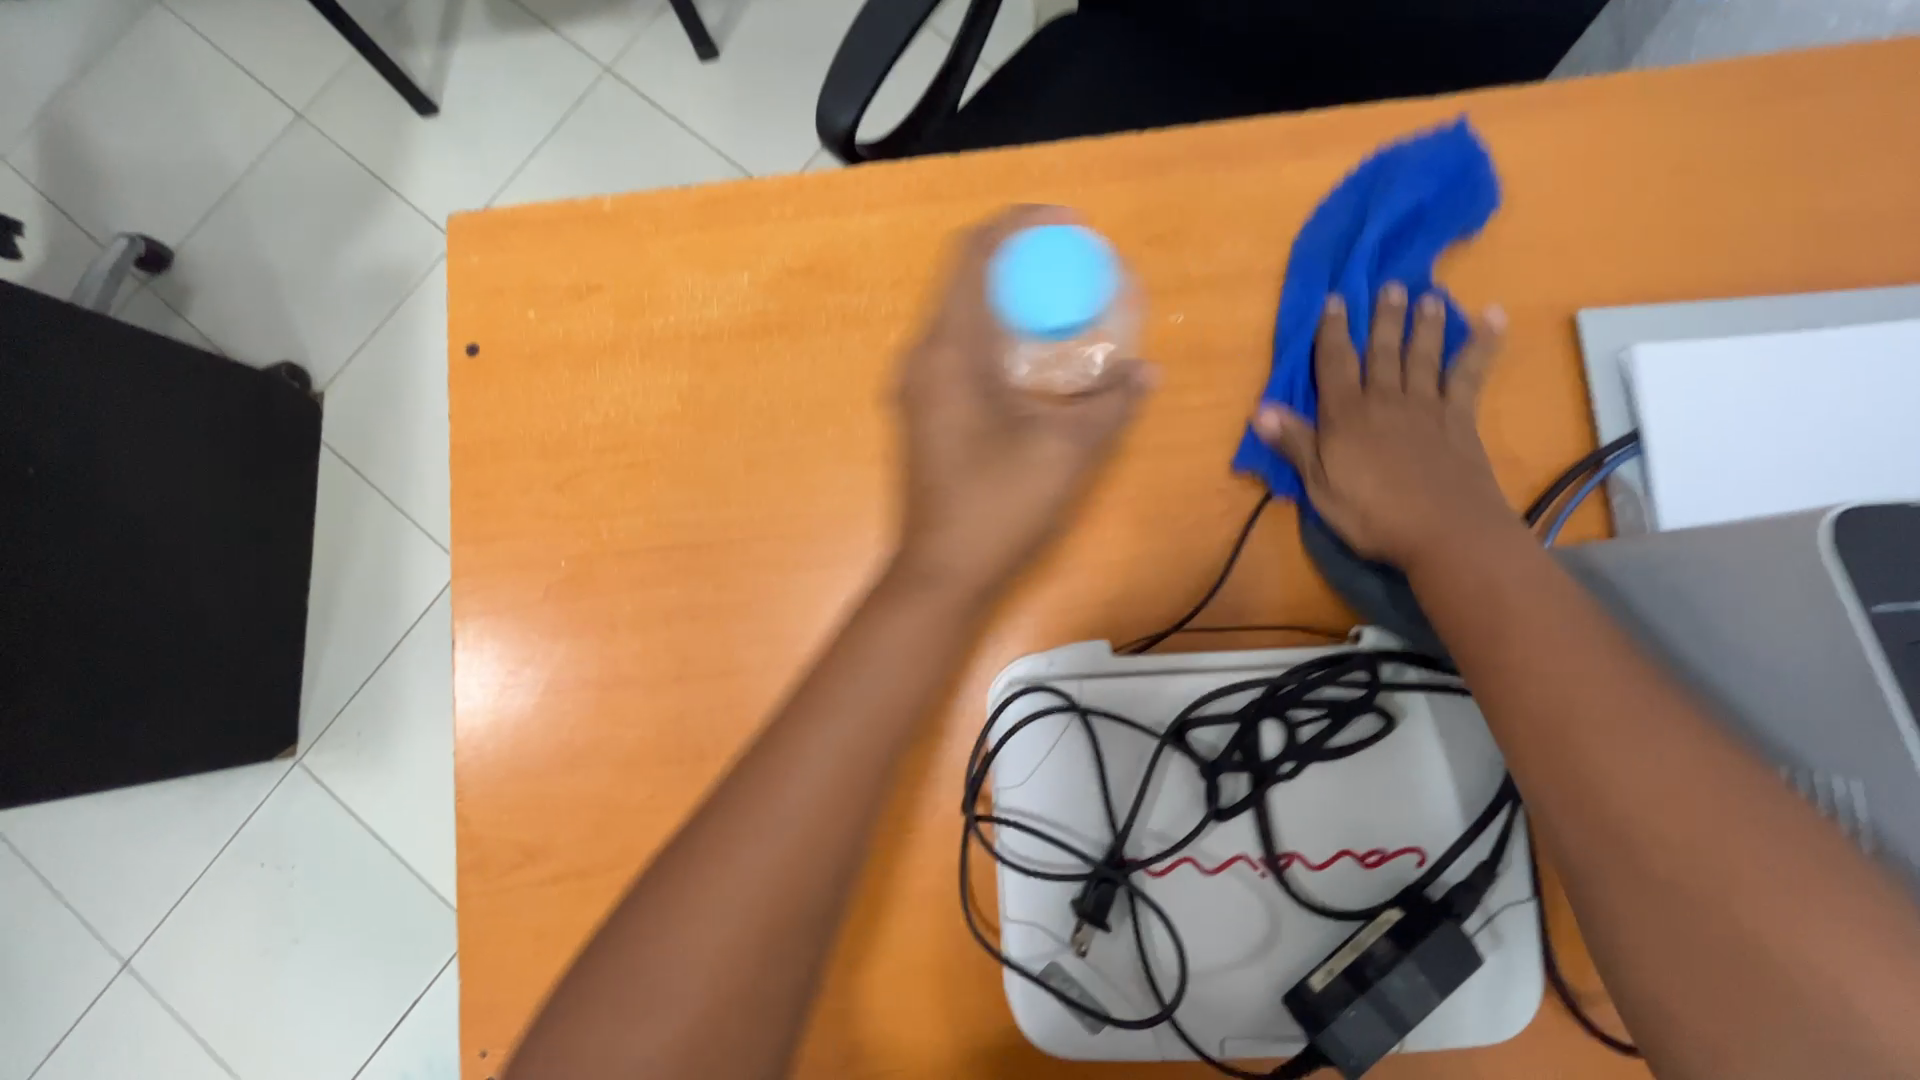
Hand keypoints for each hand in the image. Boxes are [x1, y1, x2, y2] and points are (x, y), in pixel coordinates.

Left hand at [892, 206, 1154, 595]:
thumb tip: (1147, 372)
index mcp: (950, 350)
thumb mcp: (1069, 450)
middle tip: (1074, 266)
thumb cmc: (1001, 505)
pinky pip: (955, 350)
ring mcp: (916, 387)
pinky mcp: (921, 412)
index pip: (973, 252)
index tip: (1070, 226)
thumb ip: (1112, 403)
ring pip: (958, 316)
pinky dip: (994, 335)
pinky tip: (1032, 359)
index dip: (1020, 224)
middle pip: (964, 278)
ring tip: (1059, 306)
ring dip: (1006, 299)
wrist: (941, 572)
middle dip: (1019, 260)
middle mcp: (922, 357)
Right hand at [1254, 284, 1517, 571]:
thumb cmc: (1372, 514)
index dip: (1332, 332)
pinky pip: (1470, 373)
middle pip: (1382, 351)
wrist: (1446, 530)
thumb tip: (1259, 409)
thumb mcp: (1320, 485)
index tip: (1334, 300)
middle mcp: (1385, 400)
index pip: (1334, 364)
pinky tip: (1493, 318)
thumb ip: (1295, 443)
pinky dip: (1482, 344)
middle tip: (1389, 285)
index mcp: (1346, 416)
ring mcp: (1427, 406)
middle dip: (1382, 318)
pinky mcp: (1460, 418)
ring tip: (1429, 296)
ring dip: (1425, 324)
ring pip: (1422, 355)